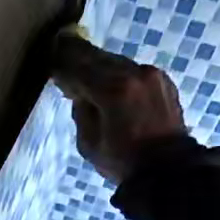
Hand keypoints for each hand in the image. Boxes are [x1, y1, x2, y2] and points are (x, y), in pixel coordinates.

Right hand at [50, 31, 188, 184]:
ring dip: (98, 64)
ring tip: (83, 69)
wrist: (169, 169)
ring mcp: (152, 75)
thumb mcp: (89, 142)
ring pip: (116, 61)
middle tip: (61, 50)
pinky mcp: (162, 81)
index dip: (62, 64)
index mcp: (113, 90)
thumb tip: (79, 92)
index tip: (50, 60)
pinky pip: (132, 70)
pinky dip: (117, 72)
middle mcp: (134, 74)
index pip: (79, 68)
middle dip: (78, 56)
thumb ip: (81, 111)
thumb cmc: (123, 161)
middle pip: (98, 58)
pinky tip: (108, 80)